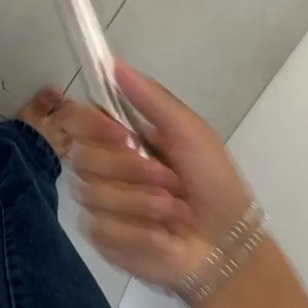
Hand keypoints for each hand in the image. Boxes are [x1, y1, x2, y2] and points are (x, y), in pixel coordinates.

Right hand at [52, 65, 254, 287]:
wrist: (228, 245)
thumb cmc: (213, 184)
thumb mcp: (190, 133)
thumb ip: (151, 98)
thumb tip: (114, 63)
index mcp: (120, 139)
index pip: (79, 120)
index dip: (92, 126)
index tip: (123, 135)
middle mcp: (103, 167)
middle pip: (82, 157)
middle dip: (130, 170)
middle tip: (169, 180)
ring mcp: (99, 204)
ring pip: (92, 193)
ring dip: (141, 202)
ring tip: (174, 211)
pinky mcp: (103, 237)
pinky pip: (101, 227)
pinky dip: (139, 231)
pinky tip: (162, 236)